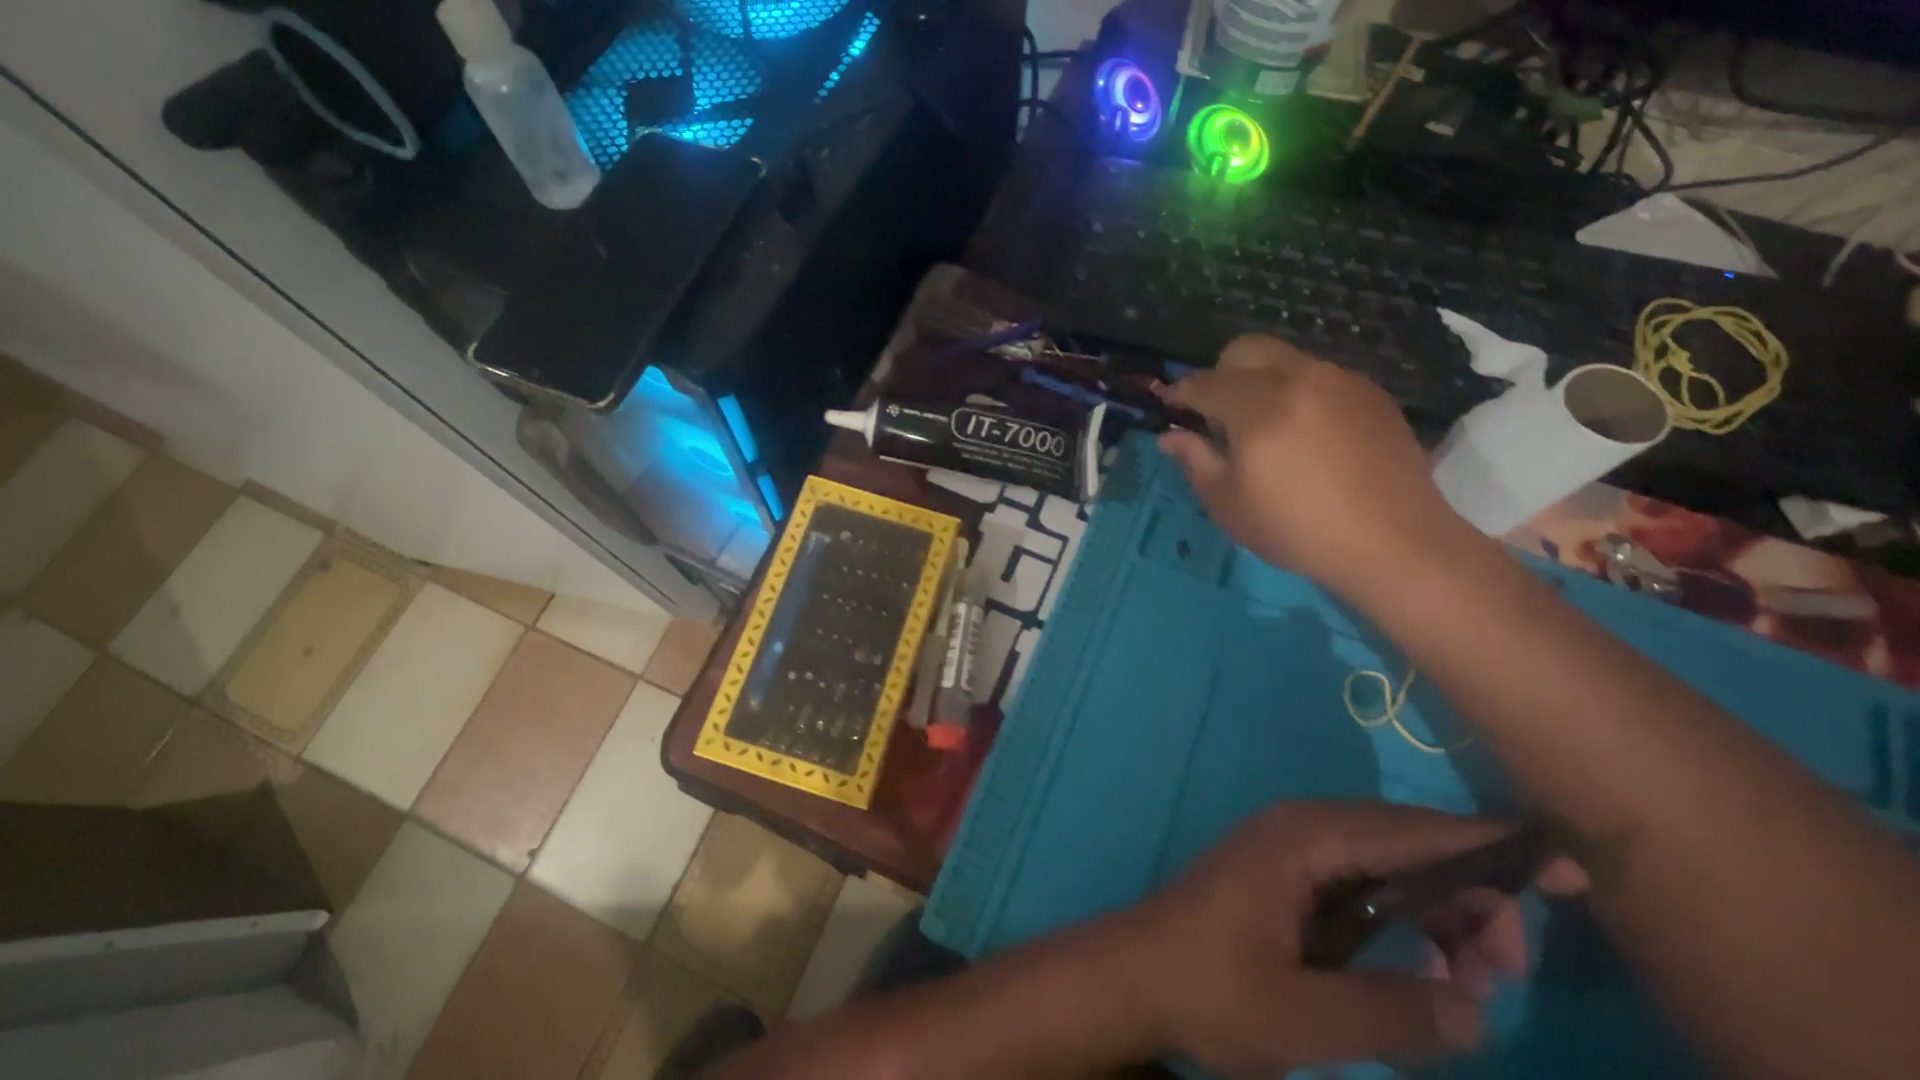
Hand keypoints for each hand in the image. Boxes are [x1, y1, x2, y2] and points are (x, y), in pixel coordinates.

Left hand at [1114, 800, 1585, 1076]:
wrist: (1130, 979)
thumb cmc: (1205, 989)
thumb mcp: (1300, 1017)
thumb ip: (1392, 1014)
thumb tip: (1478, 1011)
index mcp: (1309, 838)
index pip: (1420, 831)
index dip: (1496, 848)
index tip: (1568, 868)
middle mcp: (1308, 829)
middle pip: (1417, 846)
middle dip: (1476, 901)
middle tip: (1504, 975)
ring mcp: (1298, 851)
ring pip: (1399, 867)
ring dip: (1447, 915)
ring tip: (1475, 984)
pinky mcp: (1293, 878)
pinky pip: (1372, 886)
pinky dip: (1411, 920)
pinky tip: (1430, 969)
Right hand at [1158, 335, 1474, 594]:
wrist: (1393, 541)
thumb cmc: (1297, 529)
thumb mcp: (1229, 504)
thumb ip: (1195, 460)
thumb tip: (1172, 434)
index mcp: (1257, 404)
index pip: (1204, 383)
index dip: (1181, 395)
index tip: (1171, 410)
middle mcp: (1299, 377)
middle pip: (1246, 350)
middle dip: (1223, 373)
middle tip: (1222, 417)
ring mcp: (1342, 381)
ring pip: (1287, 361)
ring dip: (1265, 382)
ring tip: (1270, 430)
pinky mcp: (1372, 394)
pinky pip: (1323, 378)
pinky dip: (1303, 395)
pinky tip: (1311, 438)